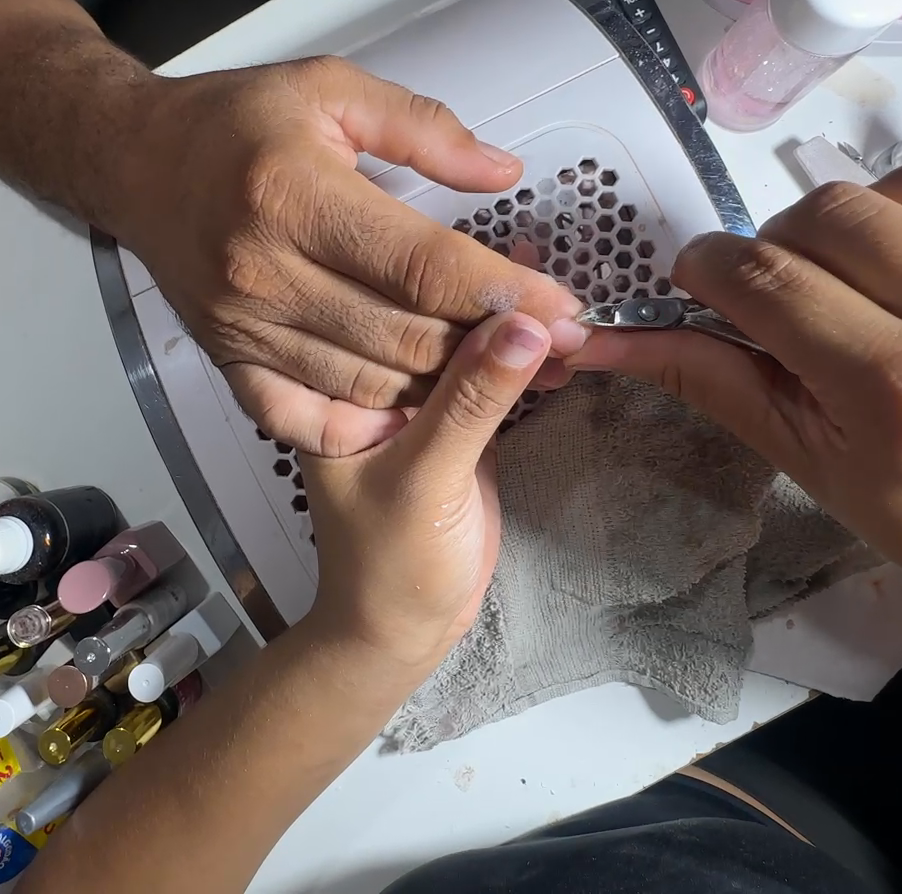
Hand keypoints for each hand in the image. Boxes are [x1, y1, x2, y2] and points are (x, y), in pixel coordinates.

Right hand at [95, 57, 585, 455]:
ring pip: (368, 383)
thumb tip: (500, 172)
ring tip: (500, 371)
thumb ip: (422, 128)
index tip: (560, 307)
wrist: (135, 164)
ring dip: (441, 385)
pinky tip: (407, 413)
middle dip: (491, 346)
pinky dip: (362, 424)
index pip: (423, 266)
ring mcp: (244, 328)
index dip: (503, 293)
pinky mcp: (230, 359)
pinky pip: (303, 417)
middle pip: (404, 336)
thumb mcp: (329, 90)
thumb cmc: (230, 123)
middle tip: (550, 344)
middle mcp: (265, 274)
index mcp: (293, 197)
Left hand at [299, 312, 551, 668]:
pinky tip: (551, 331)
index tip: (520, 274)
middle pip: (432, 328)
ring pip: (464, 350)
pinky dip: (519, 361)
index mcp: (336, 389)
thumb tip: (527, 323)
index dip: (455, 294)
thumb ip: (472, 401)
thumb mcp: (429, 476)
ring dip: (513, 330)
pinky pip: (486, 381)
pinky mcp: (453, 423)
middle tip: (555, 283)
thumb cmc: (394, 562)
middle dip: (492, 305)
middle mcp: (371, 384)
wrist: (406, 628)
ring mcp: (414, 403)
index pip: (392, 322)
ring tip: (564, 299)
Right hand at [567, 160, 901, 609]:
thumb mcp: (797, 453)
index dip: (710, 266)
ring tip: (876, 279)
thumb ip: (703, 374)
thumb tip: (601, 338)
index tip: (702, 276)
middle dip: (782, 243)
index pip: (765, 277)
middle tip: (790, 288)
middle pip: (832, 212)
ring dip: (867, 222)